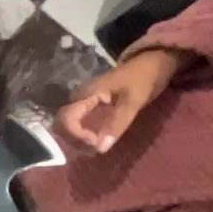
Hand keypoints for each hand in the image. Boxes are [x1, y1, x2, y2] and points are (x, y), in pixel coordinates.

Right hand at [56, 49, 189, 152]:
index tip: (96, 145)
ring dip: (78, 141)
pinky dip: (83, 137)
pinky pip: (76, 126)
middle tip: (97, 148)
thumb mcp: (134, 100)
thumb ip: (117, 123)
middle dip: (75, 141)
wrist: (151, 63)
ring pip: (66, 128)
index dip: (76, 136)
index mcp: (83, 96)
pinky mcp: (86, 109)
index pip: (65, 120)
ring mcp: (80, 105)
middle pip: (61, 126)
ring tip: (99, 146)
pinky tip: (98, 141)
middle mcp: (75, 101)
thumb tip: (100, 149)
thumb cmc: (142, 79)